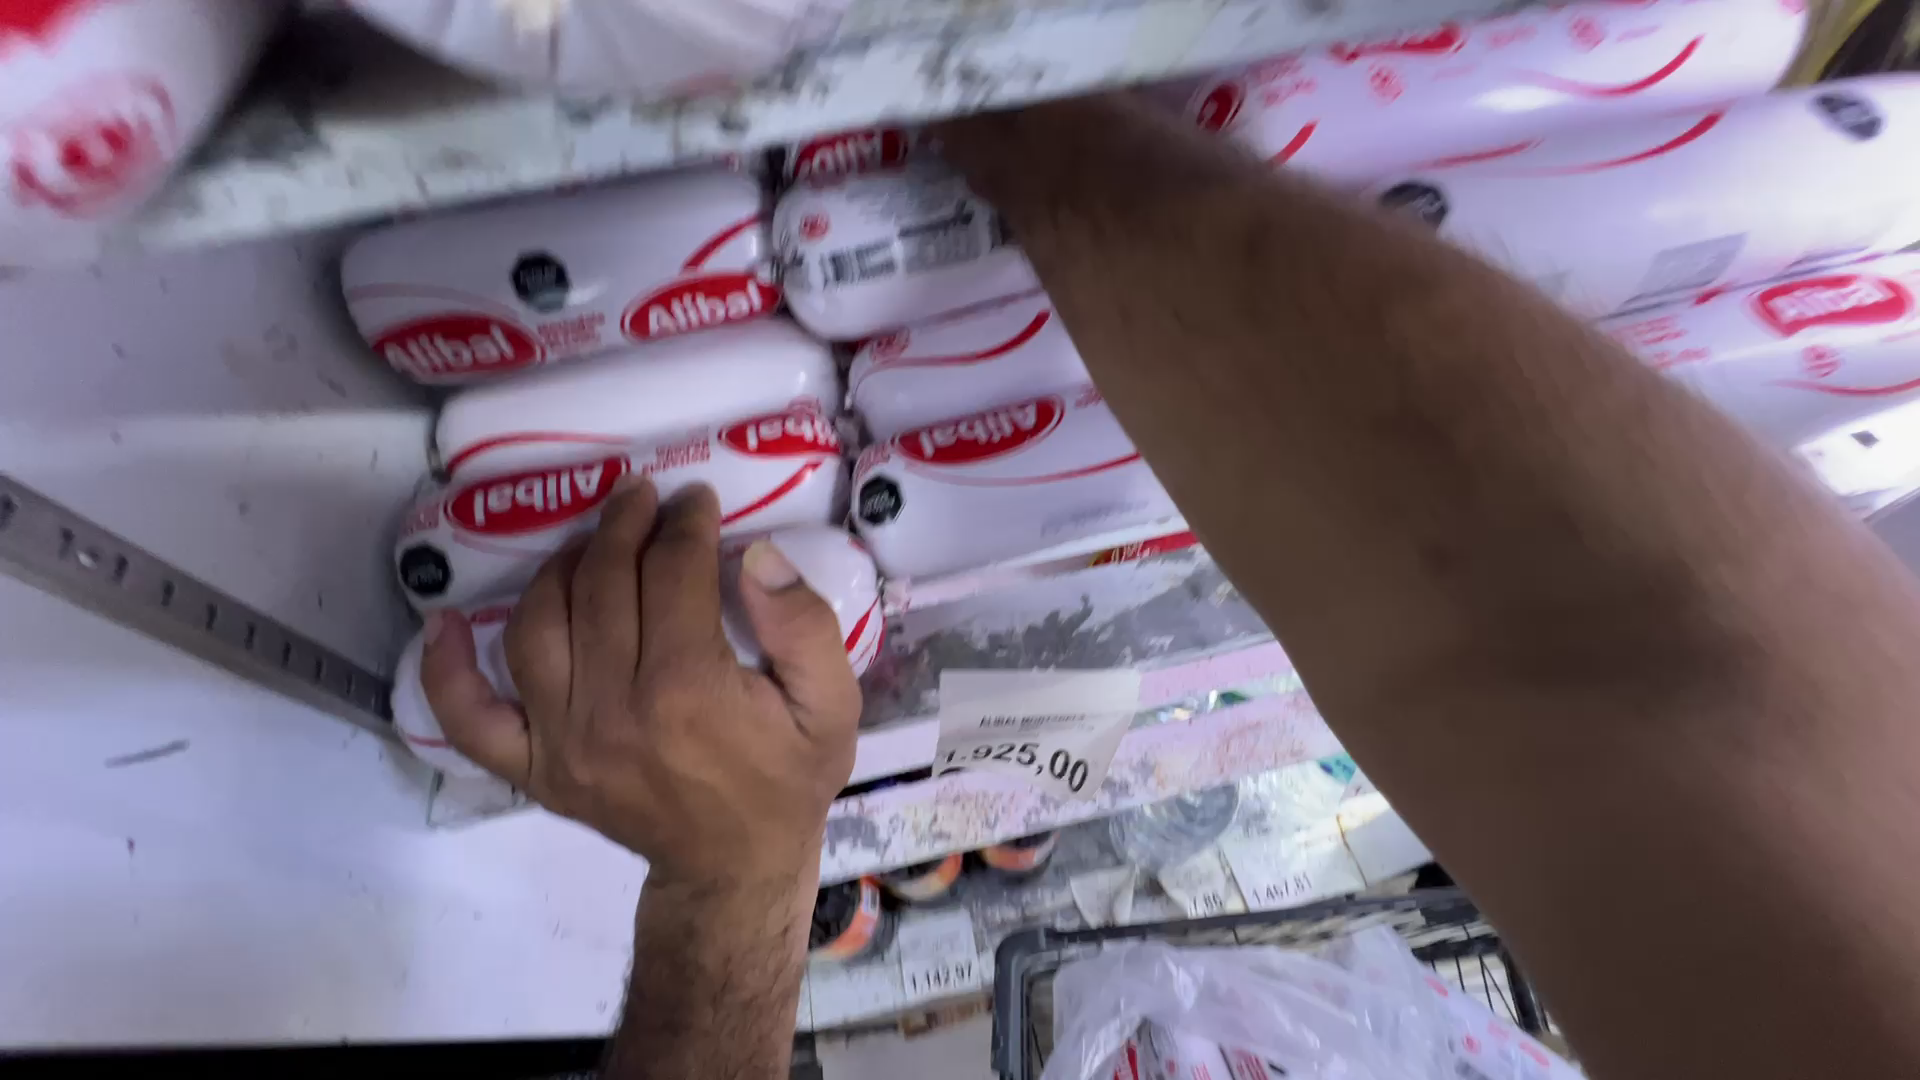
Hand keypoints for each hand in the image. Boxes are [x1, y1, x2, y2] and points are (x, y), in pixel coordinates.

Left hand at [417, 480, 862, 886]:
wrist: (735, 867)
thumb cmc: (789, 780)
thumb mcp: (833, 705)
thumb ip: (805, 627)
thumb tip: (755, 556)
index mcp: (688, 688)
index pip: (672, 572)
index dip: (685, 522)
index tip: (696, 497)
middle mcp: (612, 708)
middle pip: (602, 585)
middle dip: (625, 524)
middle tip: (644, 497)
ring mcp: (561, 741)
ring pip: (537, 625)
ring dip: (560, 567)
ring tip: (591, 540)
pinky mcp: (535, 768)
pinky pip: (468, 717)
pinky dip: (447, 669)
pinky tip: (448, 624)